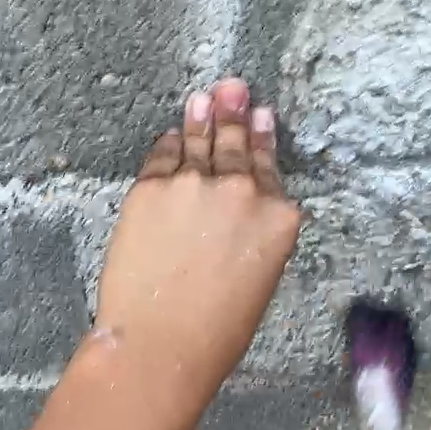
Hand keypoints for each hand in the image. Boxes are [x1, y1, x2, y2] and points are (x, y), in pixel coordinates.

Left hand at [92, 78, 301, 382]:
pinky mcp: (152, 187)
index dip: (263, 138)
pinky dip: (169, 144)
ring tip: (205, 97)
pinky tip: (173, 134)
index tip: (262, 114)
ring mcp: (194, 184)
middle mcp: (241, 191)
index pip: (269, 167)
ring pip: (200, 140)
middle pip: (235, 143)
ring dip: (202, 117)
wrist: (162, 342)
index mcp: (278, 217)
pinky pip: (162, 156)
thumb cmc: (217, 329)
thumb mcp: (258, 276)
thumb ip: (254, 231)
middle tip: (233, 87)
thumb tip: (239, 207)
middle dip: (234, 112)